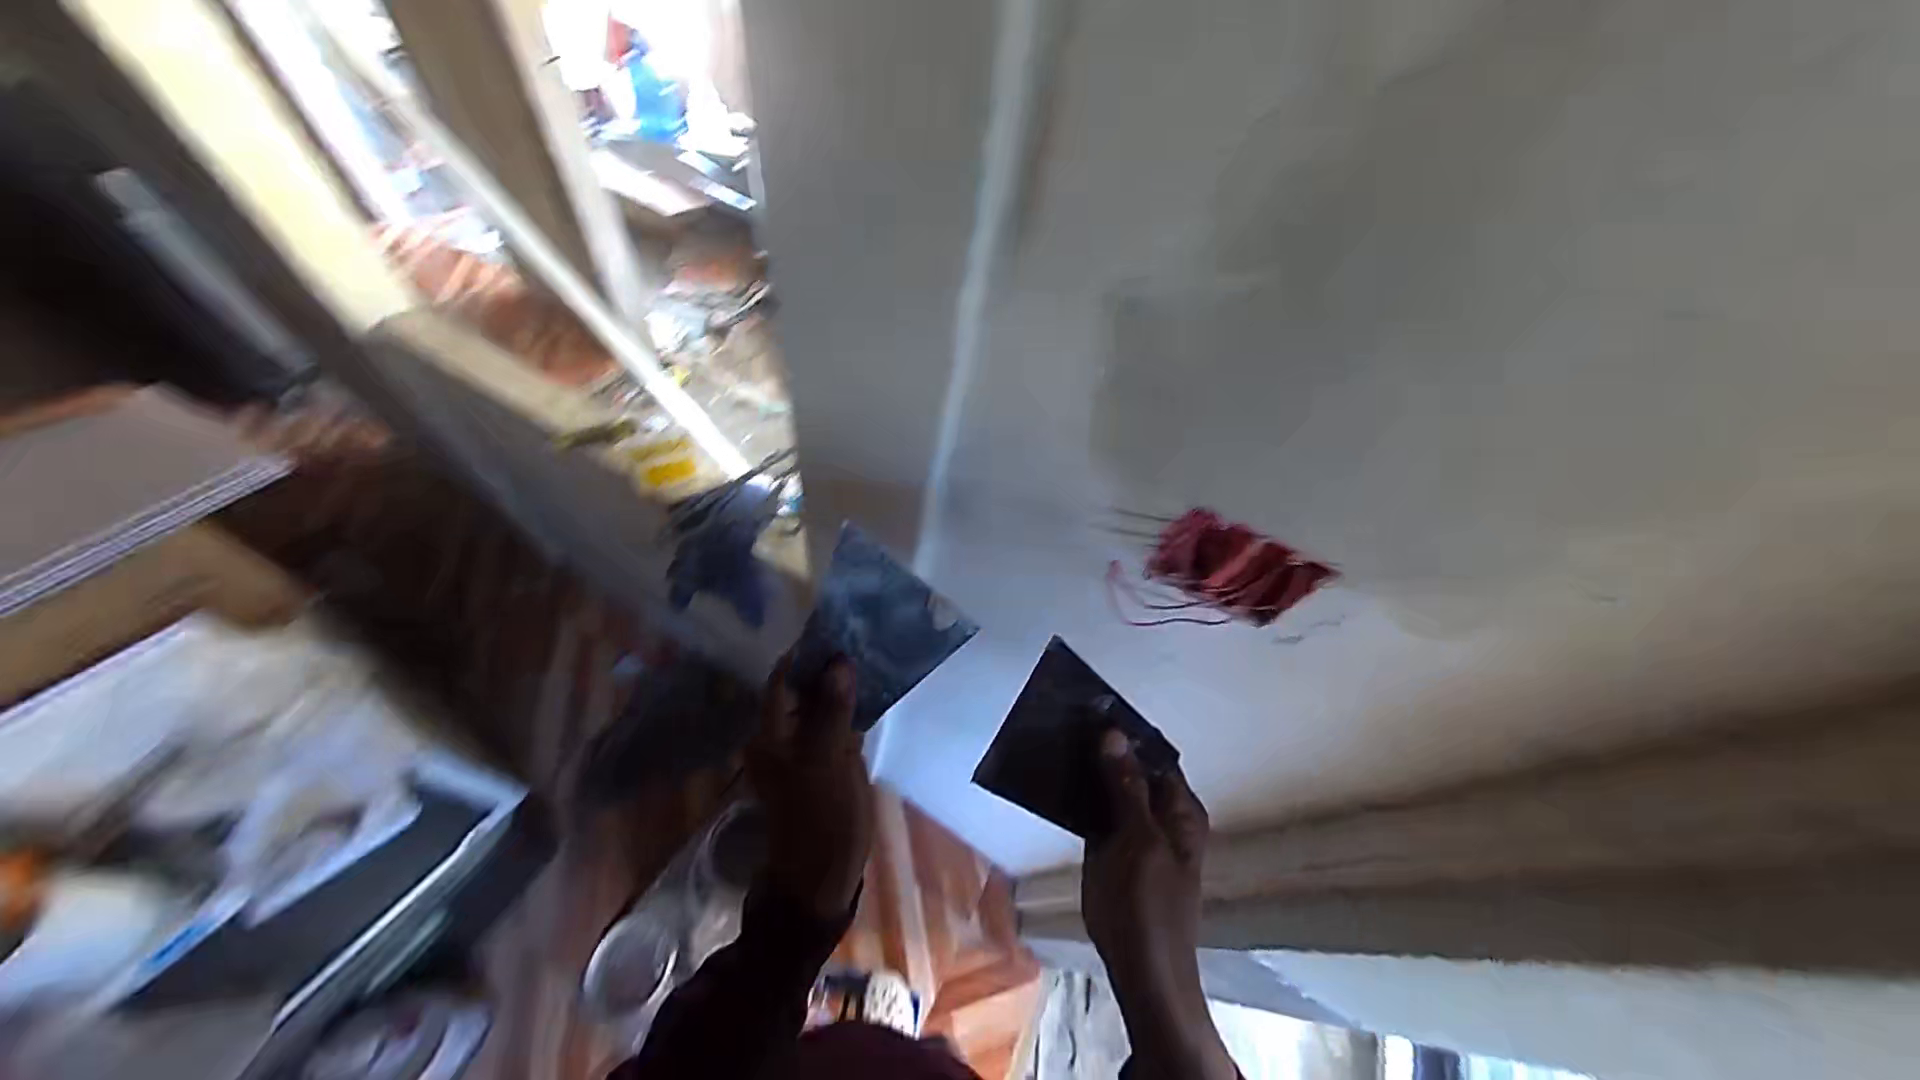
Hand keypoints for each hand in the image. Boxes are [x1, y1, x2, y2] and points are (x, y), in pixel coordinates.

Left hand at [746, 656, 873, 918]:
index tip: (834, 623)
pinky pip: (836, 721)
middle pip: (802, 688)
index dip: (805, 652)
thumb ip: (832, 712)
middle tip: (859, 631)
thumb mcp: (826, 764)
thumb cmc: (820, 819)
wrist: (824, 875)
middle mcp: (783, 735)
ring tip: (869, 649)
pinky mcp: (827, 758)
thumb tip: (839, 661)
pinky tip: (874, 686)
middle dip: (827, 662)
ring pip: (821, 703)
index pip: (784, 679)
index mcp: (771, 734)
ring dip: (841, 680)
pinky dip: (851, 703)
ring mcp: (806, 747)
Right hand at [1084, 730, 1236, 1079]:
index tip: (1090, 707)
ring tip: (1053, 740)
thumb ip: (1126, 787)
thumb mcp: (1138, 840)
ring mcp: (1132, 829)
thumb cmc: (1148, 904)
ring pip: (1109, 787)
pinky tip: (1053, 778)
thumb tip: (1113, 734)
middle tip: (1063, 720)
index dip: (1126, 732)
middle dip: (1102, 748)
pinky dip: (1078, 795)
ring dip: (1087, 769)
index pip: (1153, 755)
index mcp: (1180, 808)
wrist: (1140, 967)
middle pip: (1129, 768)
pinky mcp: (1109, 845)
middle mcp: (1159, 812)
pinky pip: (1094, 809)